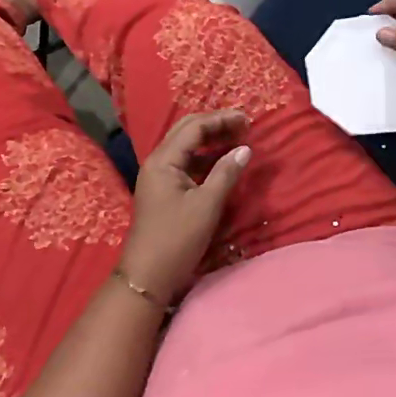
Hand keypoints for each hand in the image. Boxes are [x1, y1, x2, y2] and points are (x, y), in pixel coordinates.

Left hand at [120, 110, 251, 304]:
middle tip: (244, 126)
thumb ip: (226, 173)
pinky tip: (223, 163)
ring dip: (211, 141)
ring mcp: (158, 176)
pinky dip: (205, 159)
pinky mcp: (163, 190)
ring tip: (238, 141)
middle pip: (187, 131)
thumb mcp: (206, 206)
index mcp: (163, 160)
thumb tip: (245, 149)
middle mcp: (157, 161)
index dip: (221, 120)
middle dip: (215, 125)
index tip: (248, 120)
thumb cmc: (177, 239)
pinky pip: (186, 164)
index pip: (194, 127)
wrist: (147, 276)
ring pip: (186, 147)